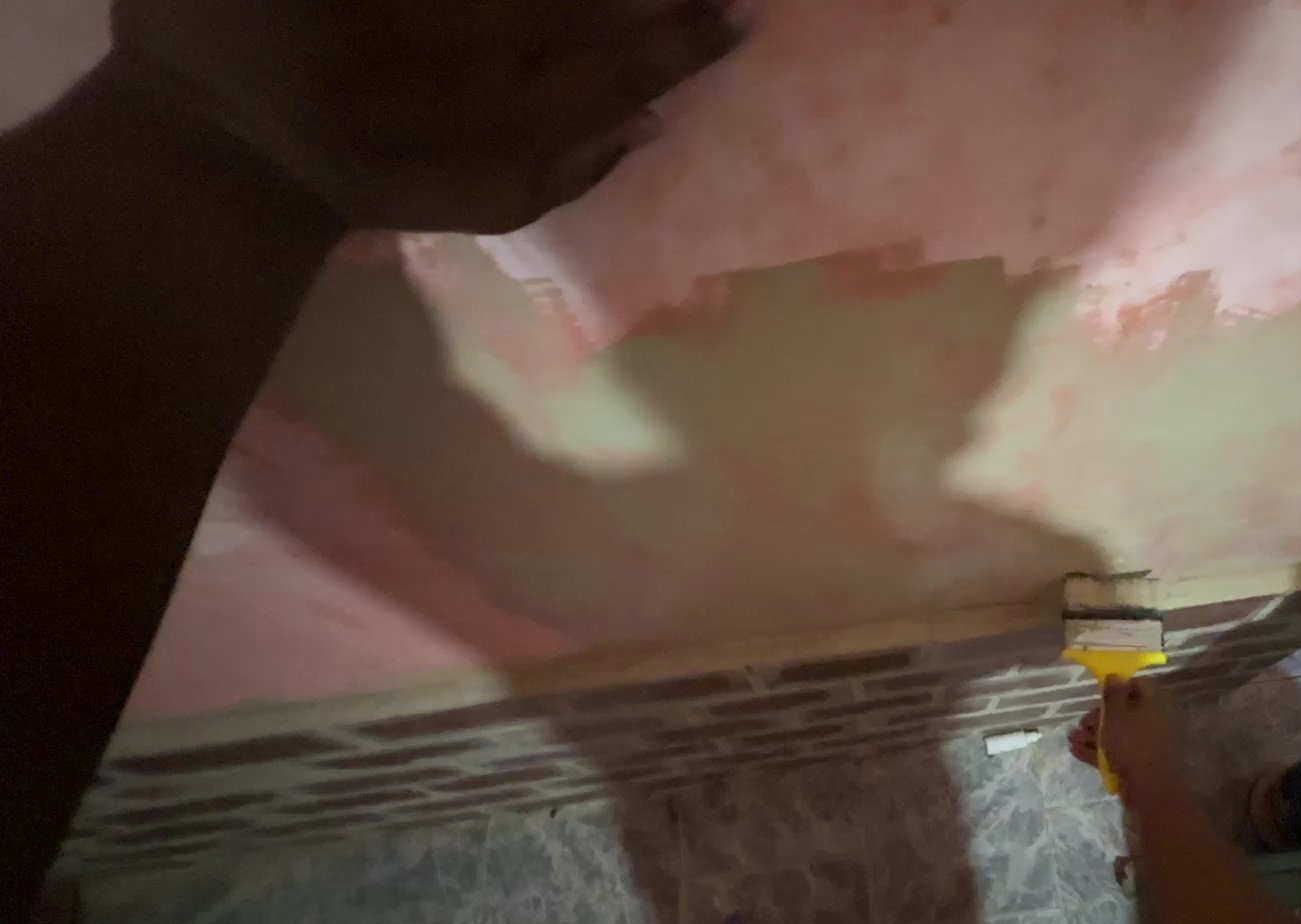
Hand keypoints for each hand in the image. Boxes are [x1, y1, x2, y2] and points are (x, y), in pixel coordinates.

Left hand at [109, 0, 740, 232]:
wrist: (242, 134)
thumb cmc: (392, 182)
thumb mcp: (499, 206)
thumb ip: (580, 170)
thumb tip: (655, 122)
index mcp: (521, 118)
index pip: (630, 71)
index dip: (689, 43)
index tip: (738, 18)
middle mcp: (485, 46)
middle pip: (588, 0)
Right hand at [1069, 676, 1186, 798]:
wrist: (1151, 791)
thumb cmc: (1132, 744)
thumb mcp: (1116, 715)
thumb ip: (1113, 694)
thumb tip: (1114, 675)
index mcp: (1154, 704)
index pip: (1138, 684)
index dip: (1117, 687)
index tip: (1100, 696)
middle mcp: (1154, 721)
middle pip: (1125, 711)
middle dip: (1099, 716)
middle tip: (1081, 723)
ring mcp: (1148, 744)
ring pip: (1119, 733)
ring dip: (1094, 735)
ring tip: (1072, 739)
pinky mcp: (1140, 764)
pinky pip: (1119, 752)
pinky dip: (1100, 750)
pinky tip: (1077, 751)